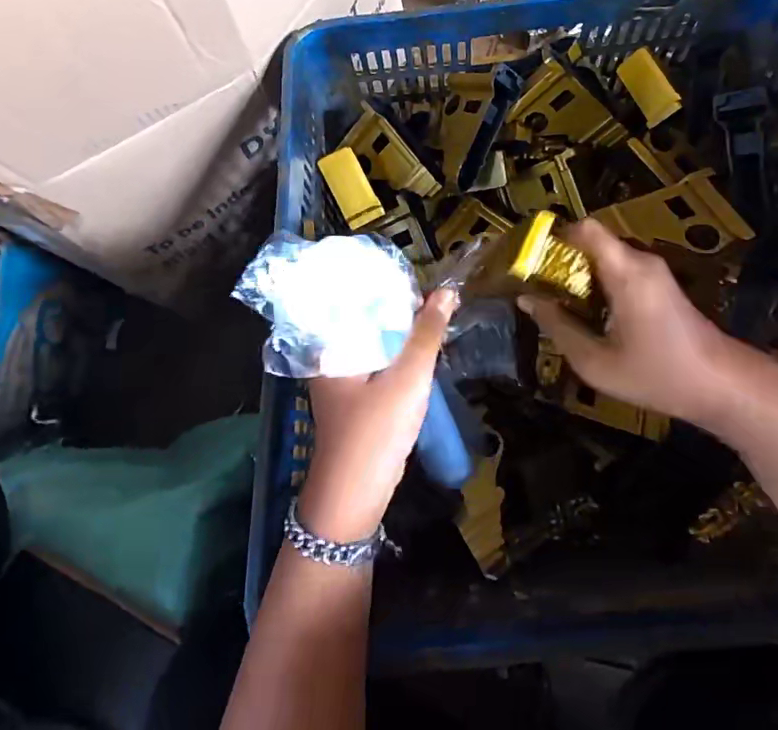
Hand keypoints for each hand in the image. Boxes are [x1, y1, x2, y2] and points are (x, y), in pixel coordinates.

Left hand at [297, 288, 457, 542]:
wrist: (354, 497)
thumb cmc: (375, 433)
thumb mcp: (407, 379)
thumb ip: (426, 335)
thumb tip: (446, 291)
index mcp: (330, 345)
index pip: (357, 300)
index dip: (391, 287)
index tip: (424, 280)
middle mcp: (330, 357)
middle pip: (368, 322)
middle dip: (401, 311)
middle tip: (438, 298)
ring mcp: (342, 379)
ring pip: (376, 344)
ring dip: (403, 335)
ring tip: (436, 316)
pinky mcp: (356, 398)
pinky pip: (379, 365)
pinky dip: (399, 357)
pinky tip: (422, 351)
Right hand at [518, 219, 777, 434]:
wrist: (726, 388)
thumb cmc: (659, 375)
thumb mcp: (596, 362)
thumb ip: (558, 327)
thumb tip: (527, 299)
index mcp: (626, 272)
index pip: (585, 228)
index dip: (553, 236)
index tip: (529, 259)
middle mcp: (640, 262)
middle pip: (590, 243)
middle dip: (558, 259)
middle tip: (533, 285)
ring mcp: (653, 273)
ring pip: (602, 258)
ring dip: (576, 274)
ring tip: (553, 301)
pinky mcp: (659, 286)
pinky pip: (617, 271)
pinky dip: (595, 284)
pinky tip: (584, 313)